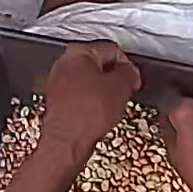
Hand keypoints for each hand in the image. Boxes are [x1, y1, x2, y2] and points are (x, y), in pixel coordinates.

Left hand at [39, 41, 140, 163]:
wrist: (67, 142)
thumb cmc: (87, 114)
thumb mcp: (120, 88)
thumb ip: (129, 73)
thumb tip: (130, 72)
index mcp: (78, 52)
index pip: (112, 50)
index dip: (129, 66)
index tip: (134, 79)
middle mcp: (64, 64)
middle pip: (98, 64)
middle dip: (115, 78)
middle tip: (126, 92)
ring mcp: (58, 83)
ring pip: (89, 81)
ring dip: (104, 91)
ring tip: (113, 105)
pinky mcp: (58, 102)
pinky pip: (81, 97)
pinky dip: (92, 102)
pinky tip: (99, 114)